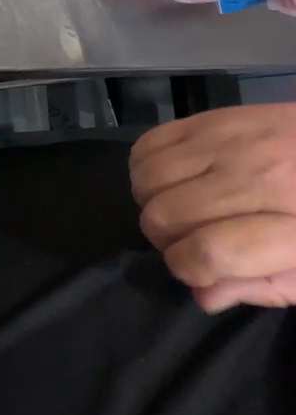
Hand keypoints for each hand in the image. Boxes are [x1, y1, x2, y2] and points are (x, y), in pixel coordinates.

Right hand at [130, 102, 295, 311]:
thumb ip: (271, 286)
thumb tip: (204, 295)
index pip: (211, 253)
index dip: (192, 270)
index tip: (201, 274)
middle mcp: (264, 179)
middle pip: (167, 216)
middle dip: (167, 238)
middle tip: (191, 241)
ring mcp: (232, 143)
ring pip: (147, 183)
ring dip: (153, 203)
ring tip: (183, 209)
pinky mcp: (209, 119)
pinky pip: (145, 148)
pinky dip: (147, 171)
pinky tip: (177, 181)